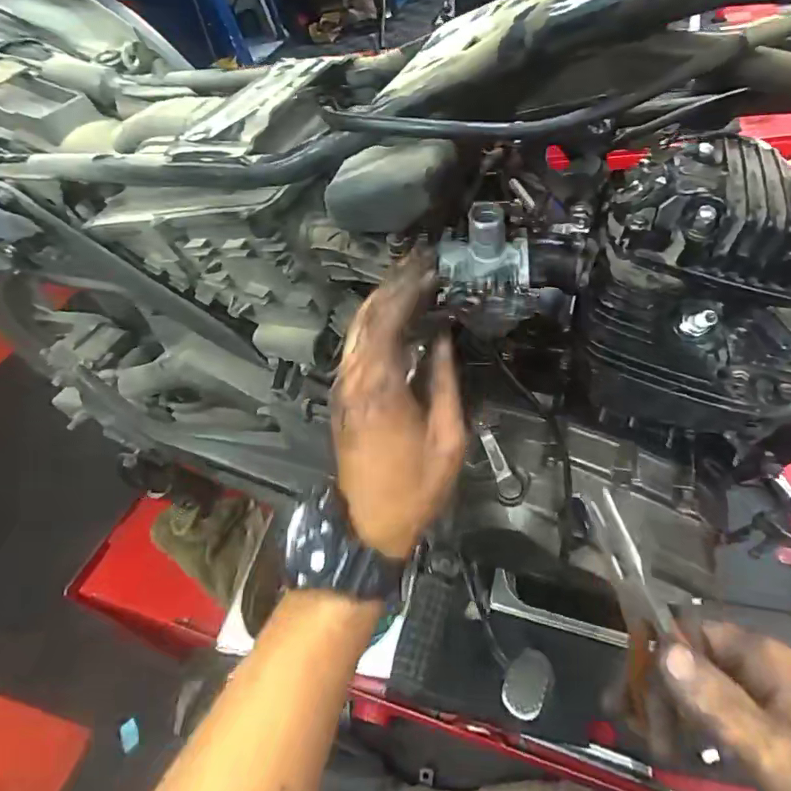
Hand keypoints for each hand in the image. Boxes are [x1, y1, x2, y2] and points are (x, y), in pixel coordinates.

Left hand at [330, 252, 466, 559]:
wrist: (369, 525)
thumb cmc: (414, 487)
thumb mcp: (447, 437)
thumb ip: (444, 381)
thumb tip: (442, 340)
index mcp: (380, 386)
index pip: (388, 319)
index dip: (408, 289)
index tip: (430, 270)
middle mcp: (354, 379)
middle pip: (367, 315)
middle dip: (392, 285)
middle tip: (420, 265)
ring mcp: (343, 387)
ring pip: (357, 329)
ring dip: (382, 301)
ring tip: (411, 282)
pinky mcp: (342, 396)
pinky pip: (357, 347)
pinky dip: (375, 325)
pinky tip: (397, 319)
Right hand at [652, 622, 790, 790]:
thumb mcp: (783, 761)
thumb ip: (725, 708)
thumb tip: (664, 650)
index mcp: (765, 657)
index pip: (691, 628)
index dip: (659, 656)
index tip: (637, 700)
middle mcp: (758, 667)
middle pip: (688, 656)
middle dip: (658, 687)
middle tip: (644, 733)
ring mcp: (760, 698)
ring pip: (694, 684)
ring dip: (666, 707)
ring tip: (653, 743)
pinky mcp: (761, 730)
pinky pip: (709, 712)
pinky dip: (685, 726)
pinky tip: (674, 748)